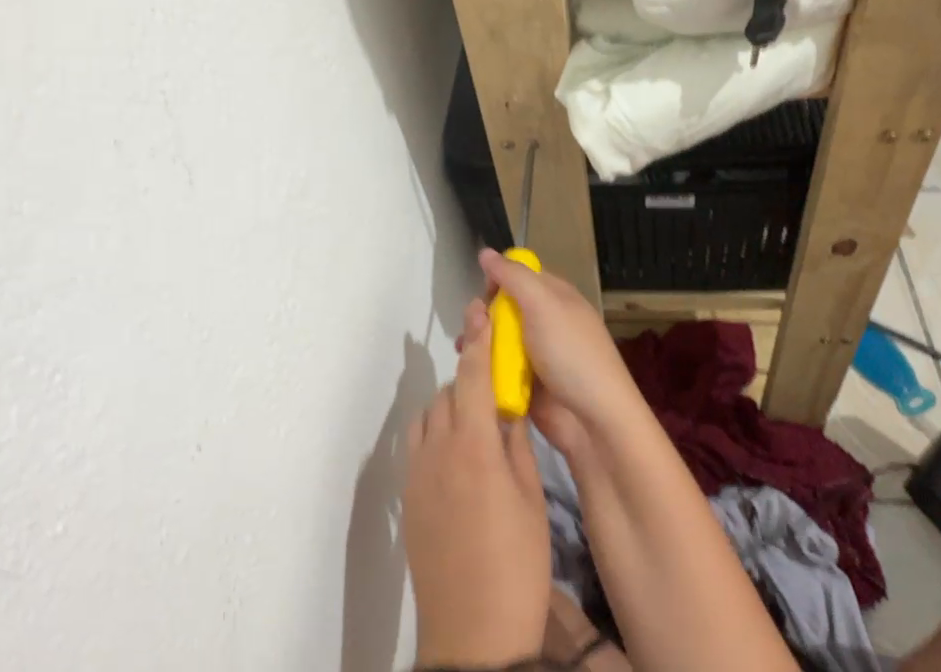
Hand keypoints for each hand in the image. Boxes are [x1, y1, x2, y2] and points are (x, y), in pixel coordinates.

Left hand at [404, 310, 551, 667]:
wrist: (473, 630)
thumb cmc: (517, 563)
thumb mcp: (531, 500)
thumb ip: (516, 446)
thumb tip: (509, 410)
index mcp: (475, 447)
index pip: (474, 377)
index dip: (479, 340)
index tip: (481, 310)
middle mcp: (437, 451)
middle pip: (449, 393)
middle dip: (471, 376)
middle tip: (495, 376)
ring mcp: (417, 475)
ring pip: (429, 417)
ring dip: (452, 405)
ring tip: (480, 418)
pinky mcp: (409, 498)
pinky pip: (419, 446)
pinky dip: (438, 433)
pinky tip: (461, 452)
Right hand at [473, 249, 644, 465]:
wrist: (592, 420)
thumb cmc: (571, 355)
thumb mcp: (543, 306)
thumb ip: (513, 277)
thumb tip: (486, 252)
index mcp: (556, 296)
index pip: (520, 275)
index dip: (499, 279)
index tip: (483, 295)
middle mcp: (546, 321)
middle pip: (504, 307)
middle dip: (483, 314)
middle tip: (471, 328)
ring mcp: (537, 353)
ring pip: (497, 338)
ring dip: (479, 341)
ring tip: (464, 349)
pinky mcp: (527, 382)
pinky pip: (499, 367)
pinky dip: (485, 367)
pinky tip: (471, 371)